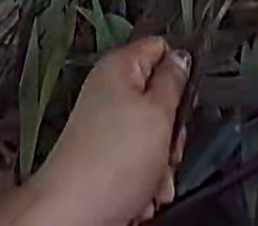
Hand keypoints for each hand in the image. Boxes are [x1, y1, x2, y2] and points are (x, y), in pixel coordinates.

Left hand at [14, 37, 188, 225]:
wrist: (73, 216)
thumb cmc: (111, 161)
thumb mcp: (158, 114)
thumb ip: (174, 81)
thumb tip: (182, 57)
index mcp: (120, 66)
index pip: (160, 48)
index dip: (178, 70)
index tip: (184, 99)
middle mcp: (110, 90)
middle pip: (159, 97)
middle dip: (171, 129)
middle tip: (169, 147)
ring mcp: (106, 124)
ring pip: (152, 133)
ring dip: (161, 162)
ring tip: (154, 181)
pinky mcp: (105, 156)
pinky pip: (138, 159)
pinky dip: (145, 179)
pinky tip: (142, 195)